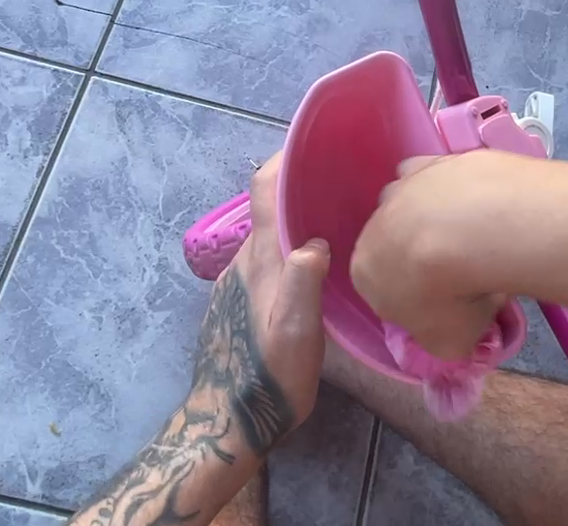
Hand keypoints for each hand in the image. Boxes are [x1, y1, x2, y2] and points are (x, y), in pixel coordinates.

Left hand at [188, 152, 329, 456]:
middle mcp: (244, 259)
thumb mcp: (299, 332)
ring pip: (267, 234)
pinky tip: (310, 268)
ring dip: (294, 221)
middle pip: (268, 206)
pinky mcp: (236, 299)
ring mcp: (236, 279)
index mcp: (261, 257)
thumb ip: (305, 282)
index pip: (264, 188)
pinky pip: (264, 258)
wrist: (227, 421)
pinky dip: (286, 248)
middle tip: (341, 186)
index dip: (284, 159)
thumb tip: (315, 239)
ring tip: (334, 224)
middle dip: (299, 189)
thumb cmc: (269, 375)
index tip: (314, 145)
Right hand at [350, 150, 542, 359]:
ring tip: (481, 240)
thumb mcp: (448, 343)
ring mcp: (402, 187)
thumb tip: (452, 326)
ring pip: (417, 207)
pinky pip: (440, 177)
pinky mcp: (432, 160)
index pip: (387, 292)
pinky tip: (482, 204)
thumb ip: (441, 339)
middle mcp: (374, 224)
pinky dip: (455, 189)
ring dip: (440, 221)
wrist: (472, 228)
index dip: (420, 303)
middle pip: (399, 244)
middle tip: (468, 275)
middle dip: (425, 257)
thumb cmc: (450, 295)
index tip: (451, 307)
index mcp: (364, 271)